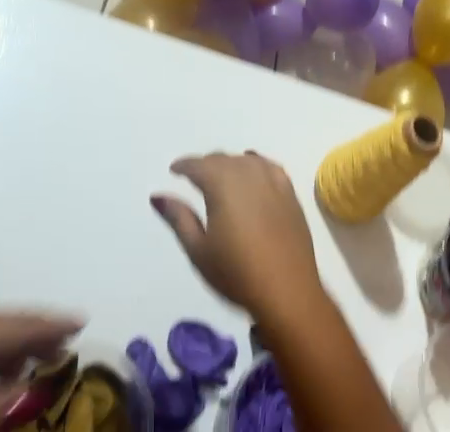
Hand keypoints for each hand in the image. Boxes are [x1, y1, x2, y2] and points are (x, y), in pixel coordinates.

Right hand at [153, 151, 322, 321]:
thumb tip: (158, 196)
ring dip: (229, 164)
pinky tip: (253, 173)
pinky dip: (256, 165)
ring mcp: (273, 181)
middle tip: (193, 177)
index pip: (198, 165)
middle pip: (222, 159)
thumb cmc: (236, 274)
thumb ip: (178, 218)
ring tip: (220, 177)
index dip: (184, 165)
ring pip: (246, 161)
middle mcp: (248, 174)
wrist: (288, 291)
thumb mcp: (198, 250)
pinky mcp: (291, 194)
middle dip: (205, 164)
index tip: (174, 170)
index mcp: (222, 184)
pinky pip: (269, 167)